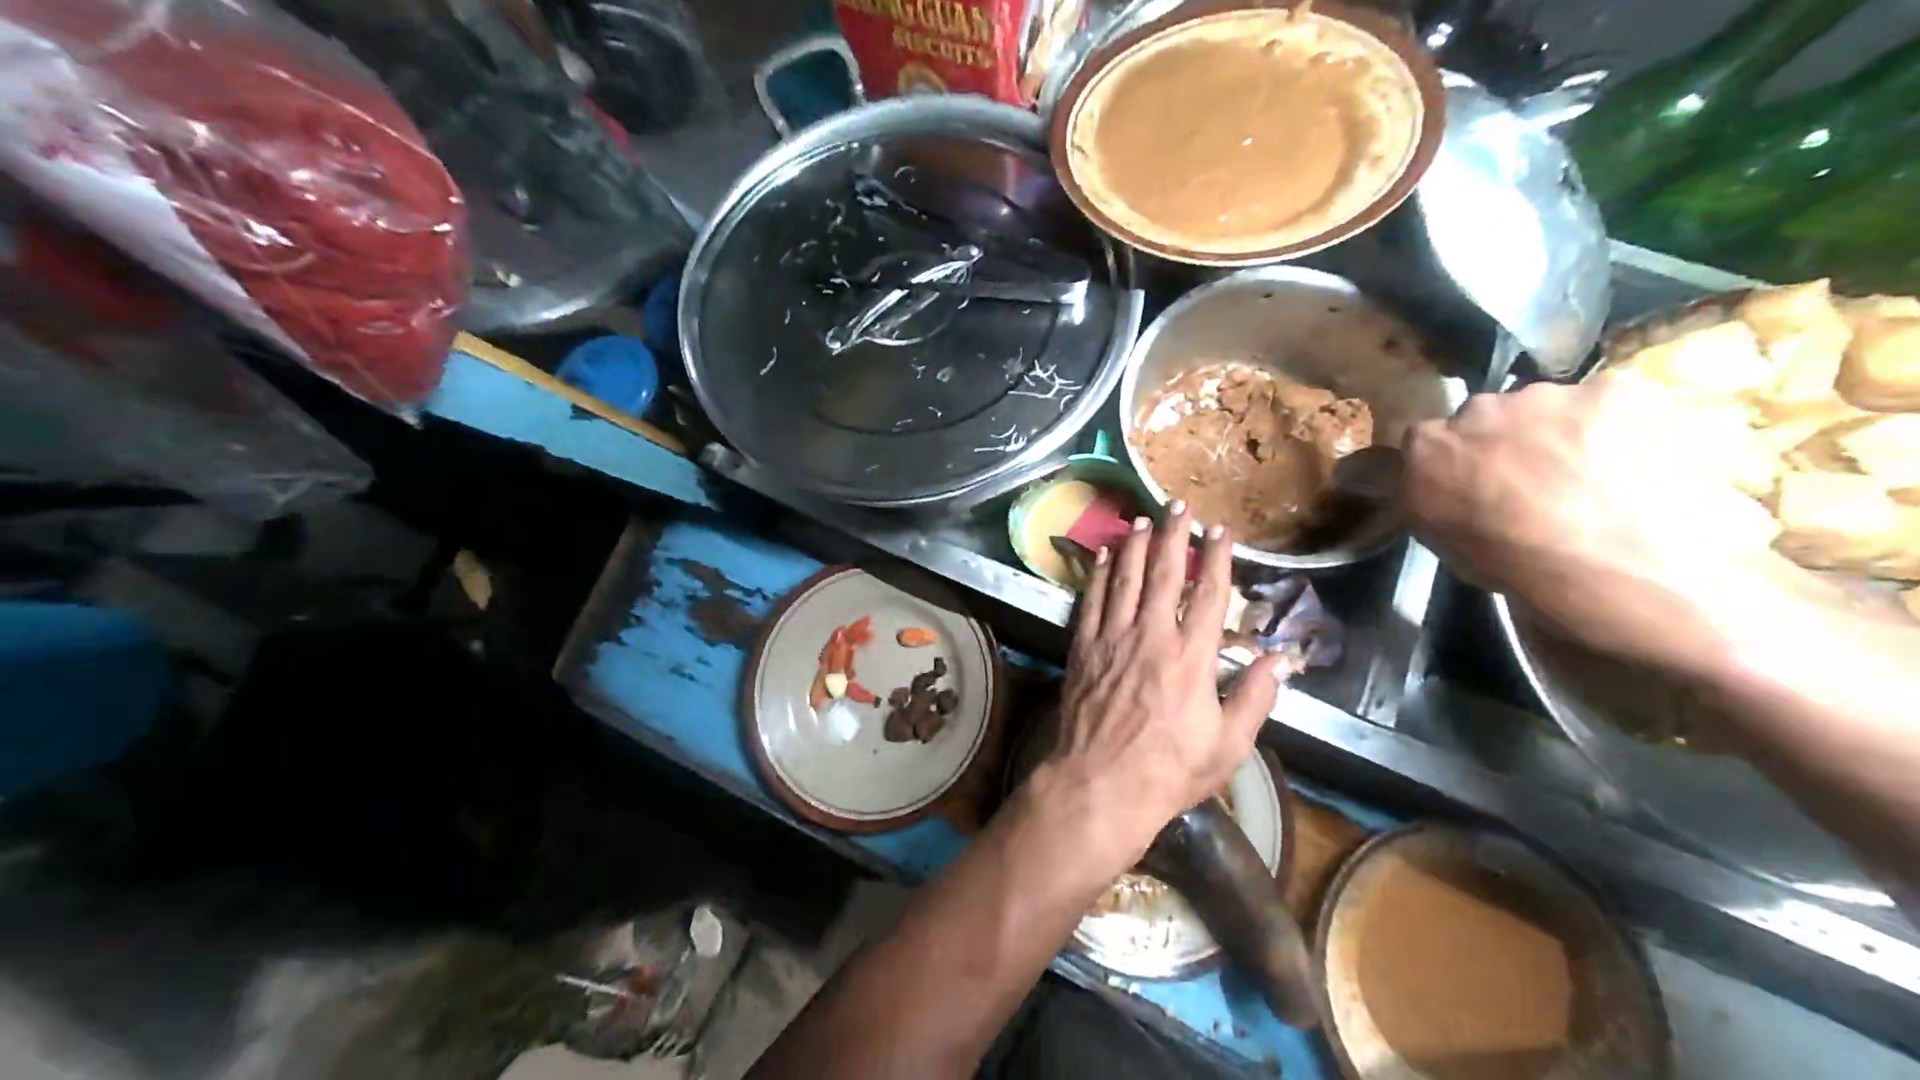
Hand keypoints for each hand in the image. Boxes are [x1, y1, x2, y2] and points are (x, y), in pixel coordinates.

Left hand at [1030, 505, 1289, 860]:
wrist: (1100, 785)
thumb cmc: (1169, 770)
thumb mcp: (1228, 745)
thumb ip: (1255, 697)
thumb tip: (1282, 659)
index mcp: (1192, 657)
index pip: (1209, 594)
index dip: (1216, 558)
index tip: (1219, 531)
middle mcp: (1151, 636)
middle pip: (1165, 574)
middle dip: (1173, 536)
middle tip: (1177, 505)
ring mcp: (1112, 639)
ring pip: (1125, 579)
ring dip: (1135, 546)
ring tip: (1140, 519)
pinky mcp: (1083, 648)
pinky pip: (1091, 601)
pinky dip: (1099, 574)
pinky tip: (1104, 556)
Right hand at [1403, 375, 1811, 671]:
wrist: (1623, 572)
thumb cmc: (1521, 570)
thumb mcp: (1445, 541)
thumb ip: (1437, 496)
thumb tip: (1451, 484)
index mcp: (1425, 448)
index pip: (1430, 440)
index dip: (1457, 461)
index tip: (1478, 483)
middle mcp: (1476, 410)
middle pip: (1490, 415)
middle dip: (1509, 440)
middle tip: (1539, 480)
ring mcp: (1548, 395)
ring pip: (1552, 405)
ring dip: (1565, 431)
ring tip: (1599, 476)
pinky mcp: (1619, 390)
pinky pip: (1615, 402)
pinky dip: (1624, 425)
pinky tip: (1638, 462)